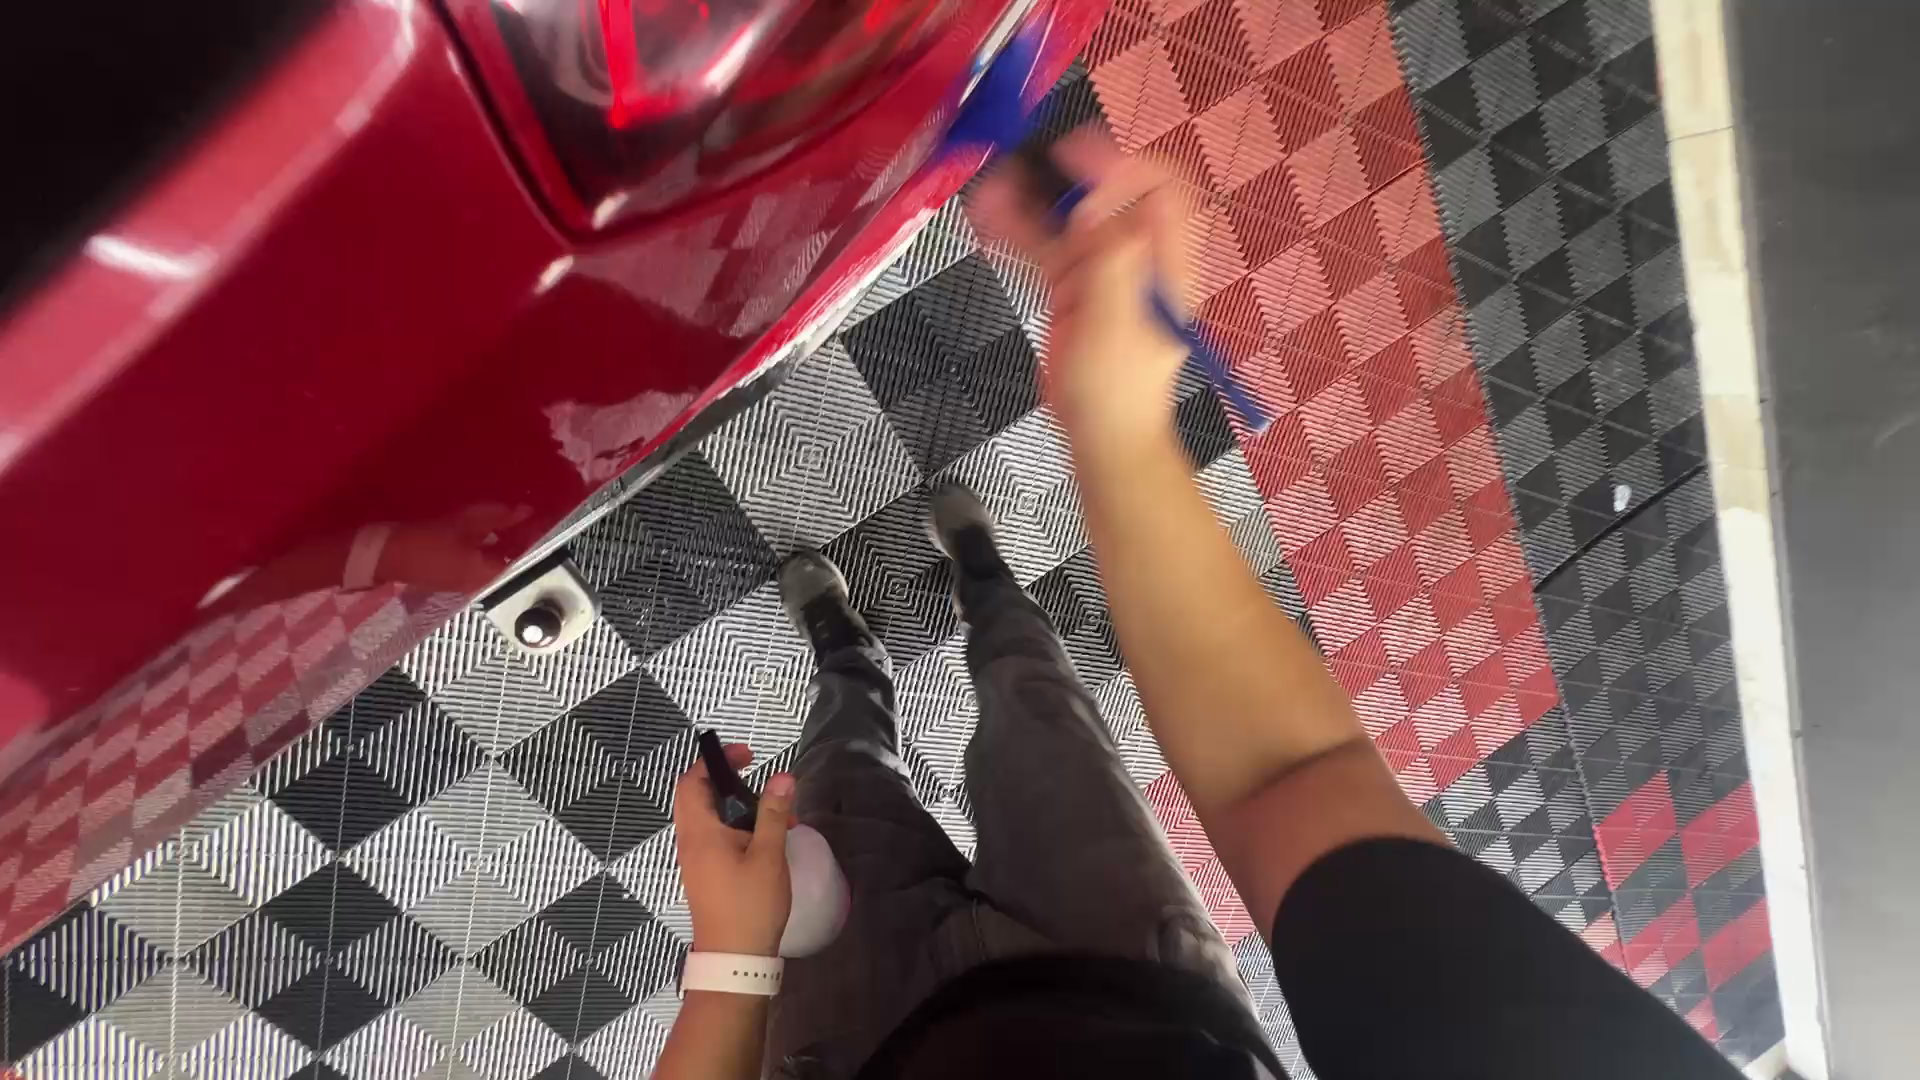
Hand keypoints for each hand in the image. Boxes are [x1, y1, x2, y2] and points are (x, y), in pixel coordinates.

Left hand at [672, 743, 796, 956]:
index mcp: (699, 833)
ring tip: (774, 814)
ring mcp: (695, 860)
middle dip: (728, 779)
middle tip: (759, 777)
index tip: (748, 756)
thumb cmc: (750, 905)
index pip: (692, 781)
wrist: (735, 961)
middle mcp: (690, 843)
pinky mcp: (705, 873)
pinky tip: (766, 839)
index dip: (715, 761)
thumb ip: (772, 812)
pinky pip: (714, 835)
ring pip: (708, 816)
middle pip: (697, 796)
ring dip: (737, 805)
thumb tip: (781, 776)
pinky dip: (737, 826)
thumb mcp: (768, 855)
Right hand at [970, 130, 1191, 444]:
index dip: (1123, 168)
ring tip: (995, 185)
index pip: (1158, 191)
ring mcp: (1099, 273)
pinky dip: (1018, 233)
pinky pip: (1042, 251)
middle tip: (1028, 163)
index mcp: (1164, 262)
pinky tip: (992, 216)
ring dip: (1032, 200)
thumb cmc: (1120, 393)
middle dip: (1067, 176)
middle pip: (1105, 198)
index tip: (1080, 165)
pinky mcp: (1069, 291)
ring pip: (1066, 221)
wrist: (1101, 435)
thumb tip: (1100, 208)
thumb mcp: (1118, 326)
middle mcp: (1134, 258)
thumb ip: (1112, 264)